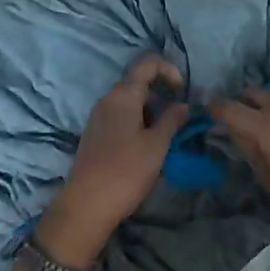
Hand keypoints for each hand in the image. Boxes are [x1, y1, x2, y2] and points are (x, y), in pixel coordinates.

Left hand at [42, 56, 190, 266]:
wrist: (86, 207)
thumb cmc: (126, 171)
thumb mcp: (157, 145)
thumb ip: (172, 119)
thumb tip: (183, 105)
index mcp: (123, 95)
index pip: (148, 64)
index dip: (169, 70)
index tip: (183, 92)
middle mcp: (108, 99)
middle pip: (139, 83)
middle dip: (162, 96)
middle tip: (179, 120)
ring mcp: (99, 117)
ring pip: (131, 103)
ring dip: (151, 112)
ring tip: (166, 138)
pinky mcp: (95, 134)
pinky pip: (121, 117)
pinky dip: (138, 123)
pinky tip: (147, 148)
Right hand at [210, 89, 269, 242]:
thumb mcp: (264, 176)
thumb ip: (245, 145)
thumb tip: (228, 128)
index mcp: (267, 130)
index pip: (230, 108)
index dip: (216, 108)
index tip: (210, 111)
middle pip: (252, 93)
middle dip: (244, 105)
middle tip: (243, 122)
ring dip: (265, 105)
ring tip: (269, 125)